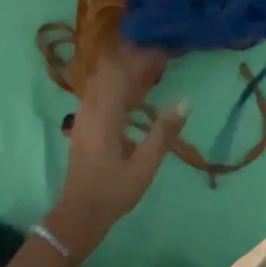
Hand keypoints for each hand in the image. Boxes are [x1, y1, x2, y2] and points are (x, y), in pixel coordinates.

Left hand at [47, 48, 186, 256]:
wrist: (80, 213)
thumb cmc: (113, 191)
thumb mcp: (144, 166)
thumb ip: (163, 132)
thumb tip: (185, 101)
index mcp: (103, 115)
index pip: (121, 72)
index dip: (142, 59)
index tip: (165, 53)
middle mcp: (89, 108)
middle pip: (109, 70)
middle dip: (133, 60)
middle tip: (161, 59)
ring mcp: (83, 115)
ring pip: (102, 80)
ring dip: (125, 71)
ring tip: (152, 71)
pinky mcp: (84, 123)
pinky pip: (99, 92)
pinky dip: (118, 85)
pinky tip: (136, 94)